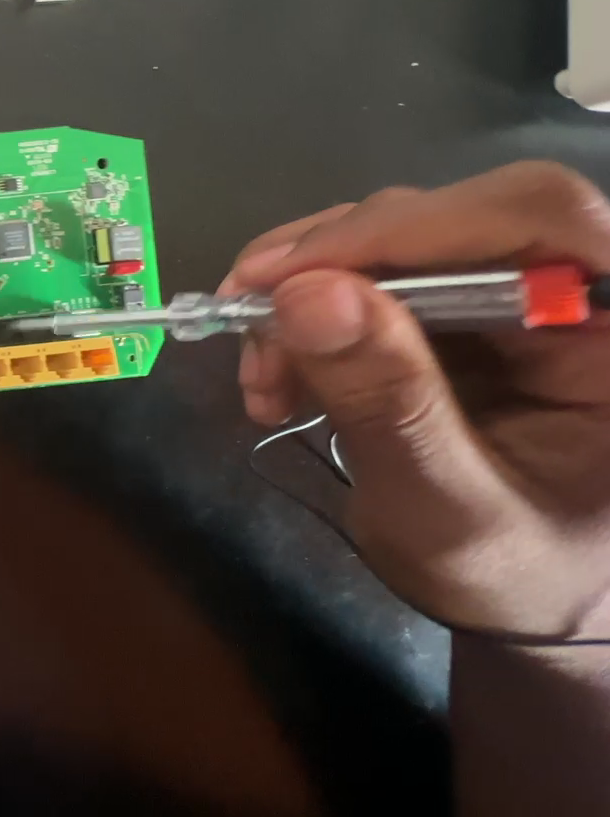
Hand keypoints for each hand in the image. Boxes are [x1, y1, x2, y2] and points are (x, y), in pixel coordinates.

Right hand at [225, 162, 609, 639]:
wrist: (526, 599)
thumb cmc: (509, 573)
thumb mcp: (441, 504)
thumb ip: (385, 400)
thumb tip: (302, 293)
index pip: (535, 219)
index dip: (403, 228)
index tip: (282, 278)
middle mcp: (587, 294)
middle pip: (445, 217)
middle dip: (324, 265)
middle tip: (240, 319)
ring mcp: (517, 298)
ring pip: (387, 239)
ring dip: (297, 297)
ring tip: (261, 376)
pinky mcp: (459, 311)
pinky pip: (361, 276)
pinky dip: (298, 315)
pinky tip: (277, 373)